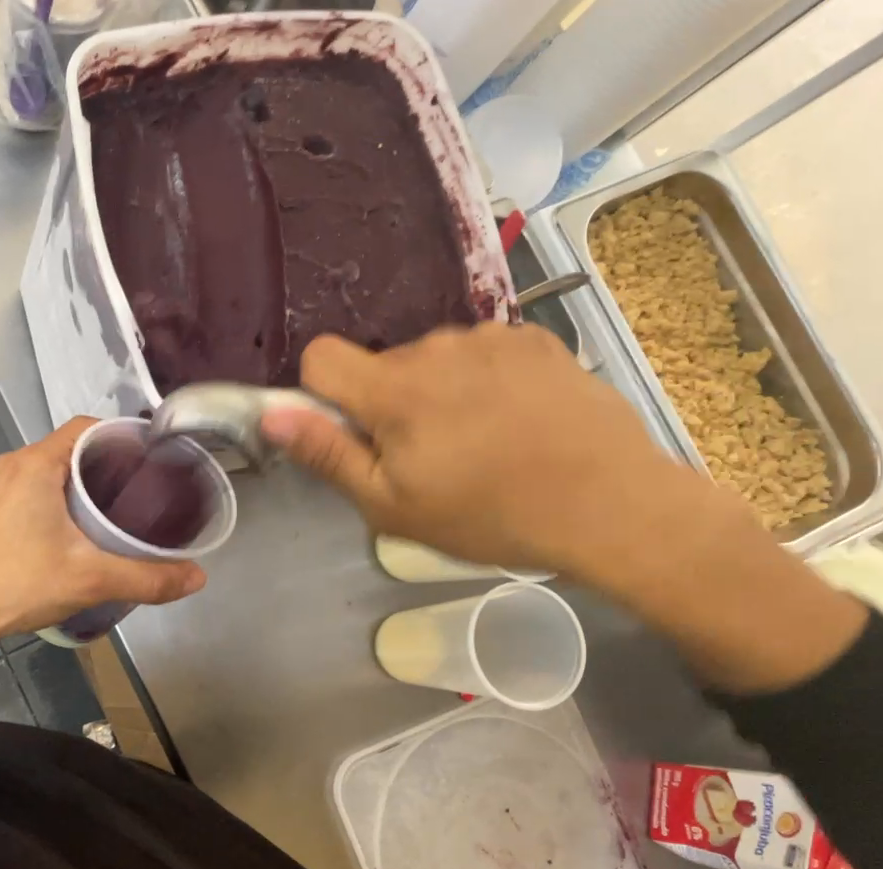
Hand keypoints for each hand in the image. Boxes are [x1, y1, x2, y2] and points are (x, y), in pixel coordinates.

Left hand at [0, 417, 206, 697]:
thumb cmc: (21, 585)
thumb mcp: (92, 579)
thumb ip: (149, 577)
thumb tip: (198, 577)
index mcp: (35, 464)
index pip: (87, 428)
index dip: (123, 438)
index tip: (153, 462)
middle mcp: (13, 465)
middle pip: (71, 447)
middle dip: (110, 463)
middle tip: (145, 489)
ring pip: (53, 468)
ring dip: (85, 481)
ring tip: (122, 507)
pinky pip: (36, 486)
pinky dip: (63, 495)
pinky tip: (84, 525)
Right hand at [259, 323, 696, 576]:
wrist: (613, 504)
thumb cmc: (489, 516)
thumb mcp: (392, 506)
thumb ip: (327, 454)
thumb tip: (269, 414)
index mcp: (393, 390)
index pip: (320, 357)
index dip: (320, 394)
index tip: (351, 433)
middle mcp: (435, 348)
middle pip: (379, 364)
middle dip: (385, 404)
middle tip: (423, 458)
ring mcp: (490, 337)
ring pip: (429, 359)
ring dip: (434, 392)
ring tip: (476, 442)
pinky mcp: (533, 339)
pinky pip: (478, 352)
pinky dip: (479, 380)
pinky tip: (511, 420)